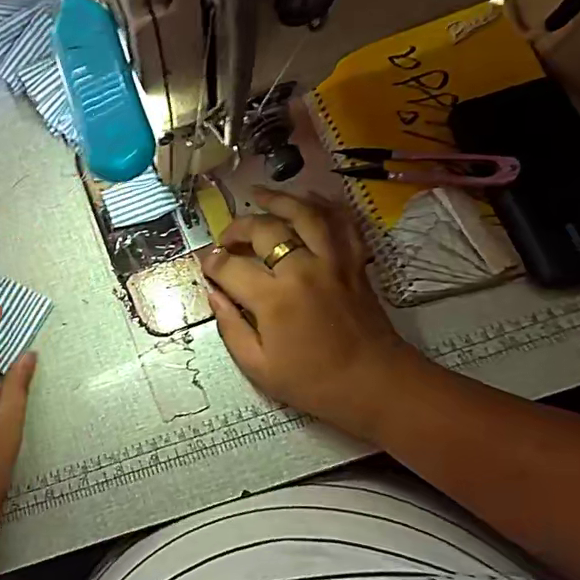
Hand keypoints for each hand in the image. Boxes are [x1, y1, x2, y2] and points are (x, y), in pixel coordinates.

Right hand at [200, 187, 428, 437]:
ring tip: (259, 195)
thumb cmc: (313, 382)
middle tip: (226, 238)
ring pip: (304, 214)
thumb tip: (213, 294)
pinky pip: (342, 223)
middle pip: (265, 230)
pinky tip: (311, 198)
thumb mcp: (259, 368)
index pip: (231, 267)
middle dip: (238, 228)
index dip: (212, 262)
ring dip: (279, 200)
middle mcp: (302, 269)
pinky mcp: (354, 263)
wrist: (374, 384)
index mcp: (274, 299)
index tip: (205, 264)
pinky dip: (327, 206)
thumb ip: (231, 328)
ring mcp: (332, 261)